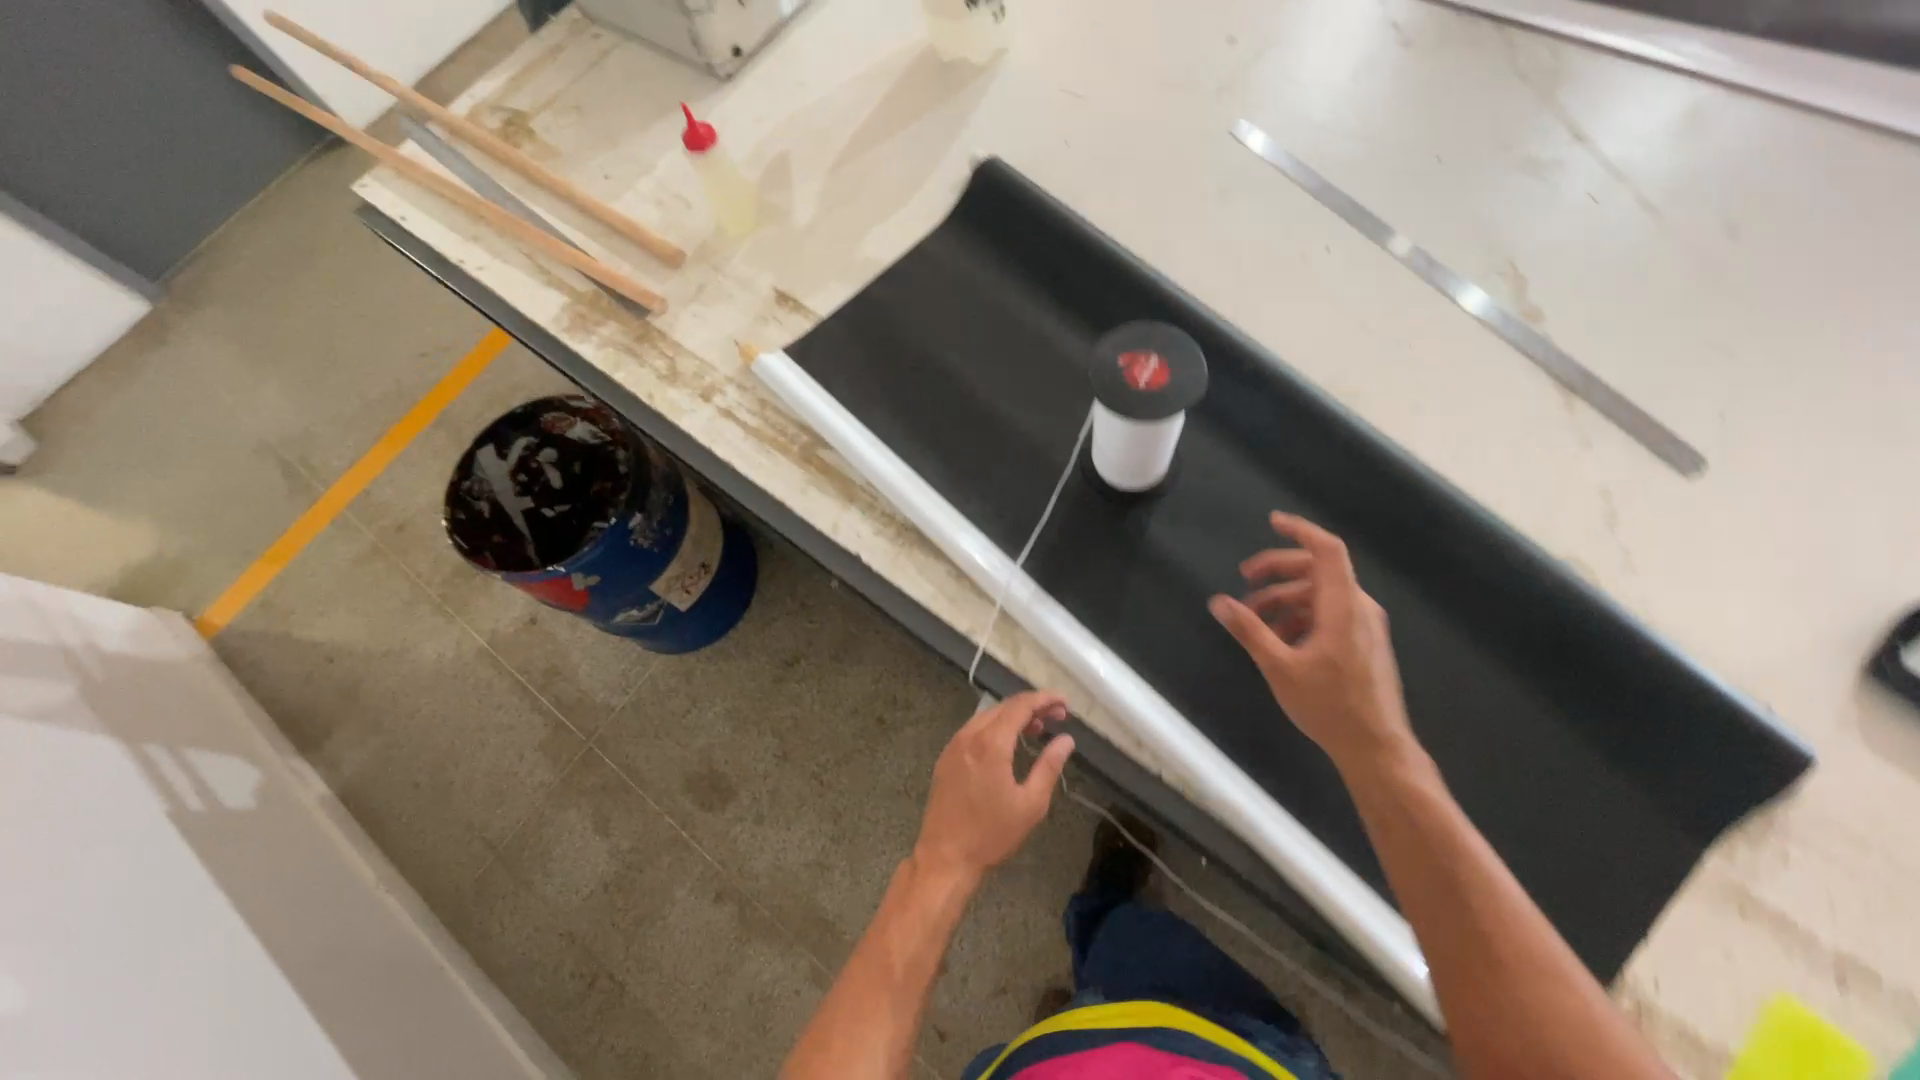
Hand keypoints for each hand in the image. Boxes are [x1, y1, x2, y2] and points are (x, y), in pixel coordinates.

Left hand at [912, 692, 1075, 884]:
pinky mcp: (945, 759)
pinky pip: (973, 731)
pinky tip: (1007, 745)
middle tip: (1056, 717)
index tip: (1064, 703)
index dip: (1044, 699)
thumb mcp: (1031, 804)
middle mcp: (968, 737)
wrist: (945, 858)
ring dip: (1012, 717)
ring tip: (1036, 729)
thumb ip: (1049, 766)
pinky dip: (994, 728)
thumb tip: (1066, 740)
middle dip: (1031, 707)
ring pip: (986, 717)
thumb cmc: (992, 834)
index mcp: (990, 744)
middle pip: (1003, 707)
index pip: (1020, 706)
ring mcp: (953, 747)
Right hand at [1208, 512, 1417, 772]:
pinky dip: (1302, 616)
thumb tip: (1219, 602)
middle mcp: (1359, 608)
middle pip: (1318, 570)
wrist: (1376, 747)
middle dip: (1279, 570)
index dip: (1300, 530)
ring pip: (1322, 595)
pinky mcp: (1365, 643)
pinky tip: (1280, 640)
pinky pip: (1331, 614)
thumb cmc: (1328, 706)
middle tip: (1245, 580)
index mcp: (1343, 607)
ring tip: (1255, 619)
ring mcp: (1366, 626)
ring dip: (1286, 598)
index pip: (1327, 550)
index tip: (1272, 522)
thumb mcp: (1279, 667)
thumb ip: (1249, 630)